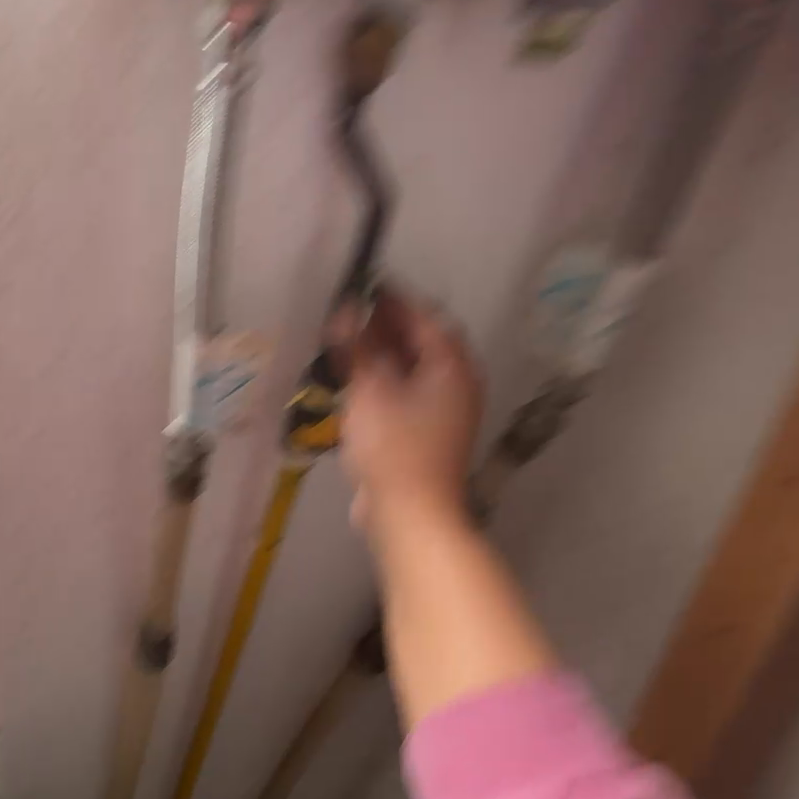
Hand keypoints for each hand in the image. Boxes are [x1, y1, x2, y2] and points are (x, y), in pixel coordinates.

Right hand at [340, 290, 482, 532]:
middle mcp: (454, 385)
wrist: (410, 512)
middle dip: (386, 326)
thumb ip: (357, 348)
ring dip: (380, 354)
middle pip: (422, 343)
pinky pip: (402, 393)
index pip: (426, 318)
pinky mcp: (422, 434)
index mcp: (452, 367)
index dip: (395, 300)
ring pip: (410, 370)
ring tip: (344, 345)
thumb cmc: (394, 445)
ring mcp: (441, 412)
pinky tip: (351, 383)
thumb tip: (344, 310)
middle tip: (349, 313)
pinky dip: (380, 381)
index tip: (365, 285)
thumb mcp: (370, 390)